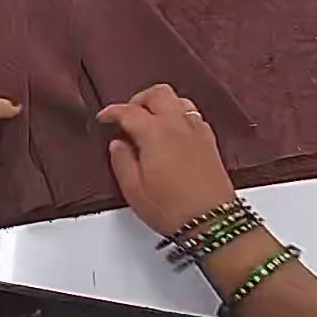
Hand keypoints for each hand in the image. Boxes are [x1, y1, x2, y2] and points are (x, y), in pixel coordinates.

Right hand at [98, 84, 236, 236]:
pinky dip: (179, 115)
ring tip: (149, 122)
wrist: (211, 221)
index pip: (129, 111)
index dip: (112, 112)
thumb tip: (117, 145)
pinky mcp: (210, 142)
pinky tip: (173, 132)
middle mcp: (178, 125)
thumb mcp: (134, 190)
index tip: (104, 118)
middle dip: (138, 100)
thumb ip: (121, 161)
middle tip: (127, 116)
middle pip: (158, 94)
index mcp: (155, 133)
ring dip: (161, 104)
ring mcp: (197, 131)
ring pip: (178, 100)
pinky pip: (193, 115)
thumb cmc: (173, 209)